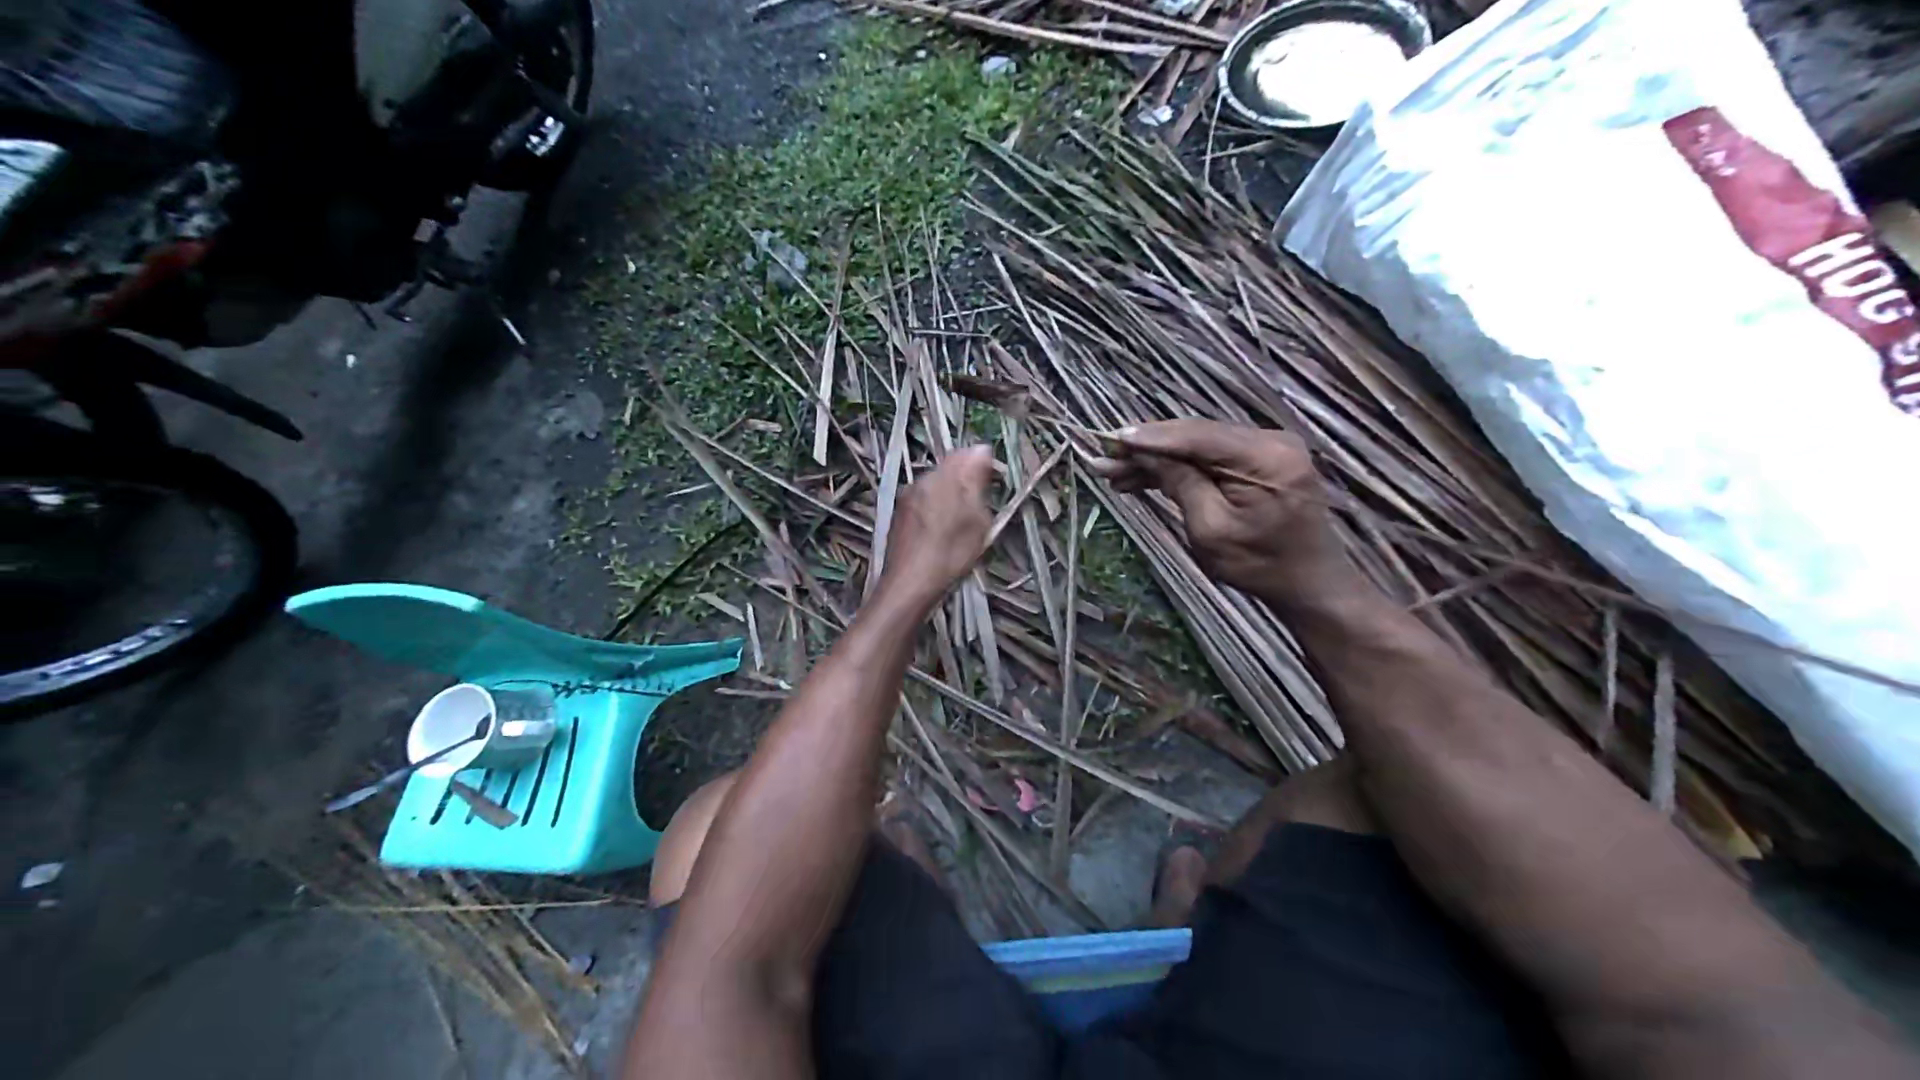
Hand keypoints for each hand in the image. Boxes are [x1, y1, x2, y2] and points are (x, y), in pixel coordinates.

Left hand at [876, 445, 994, 609]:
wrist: (909, 584)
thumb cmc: (950, 553)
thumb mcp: (976, 519)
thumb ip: (977, 481)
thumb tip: (981, 449)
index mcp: (941, 476)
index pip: (966, 453)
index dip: (982, 464)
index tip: (994, 483)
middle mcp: (920, 480)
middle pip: (949, 469)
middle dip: (966, 480)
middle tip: (981, 506)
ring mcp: (906, 497)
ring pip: (935, 486)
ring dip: (950, 495)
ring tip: (962, 521)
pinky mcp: (899, 515)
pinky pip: (924, 501)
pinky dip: (936, 509)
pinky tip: (941, 531)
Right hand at [1093, 420, 1350, 601]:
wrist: (1308, 583)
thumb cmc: (1261, 565)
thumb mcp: (1211, 530)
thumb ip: (1180, 484)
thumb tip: (1145, 453)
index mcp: (1266, 457)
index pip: (1198, 436)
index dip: (1152, 437)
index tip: (1113, 439)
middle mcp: (1271, 440)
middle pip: (1195, 437)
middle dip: (1147, 449)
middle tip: (1104, 458)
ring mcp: (1267, 448)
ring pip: (1198, 446)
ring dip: (1157, 460)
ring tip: (1113, 473)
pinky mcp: (1259, 460)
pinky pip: (1211, 457)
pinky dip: (1179, 467)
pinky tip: (1143, 478)